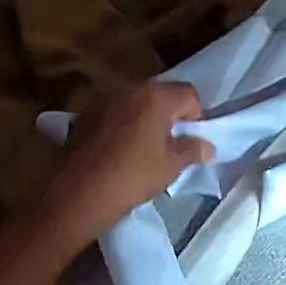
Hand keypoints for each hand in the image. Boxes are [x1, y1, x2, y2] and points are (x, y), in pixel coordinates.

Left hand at [45, 81, 214, 238]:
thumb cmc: (131, 179)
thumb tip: (207, 145)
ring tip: (141, 151)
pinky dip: (120, 127)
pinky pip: (112, 115)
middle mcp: (127, 89)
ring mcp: (102, 100)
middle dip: (169, 117)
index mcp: (154, 96)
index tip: (190, 142)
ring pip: (134, 104)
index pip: (189, 94)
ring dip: (143, 121)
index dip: (196, 118)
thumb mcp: (169, 167)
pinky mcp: (83, 116)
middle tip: (168, 147)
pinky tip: (117, 153)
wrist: (78, 195)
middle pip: (160, 95)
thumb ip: (192, 150)